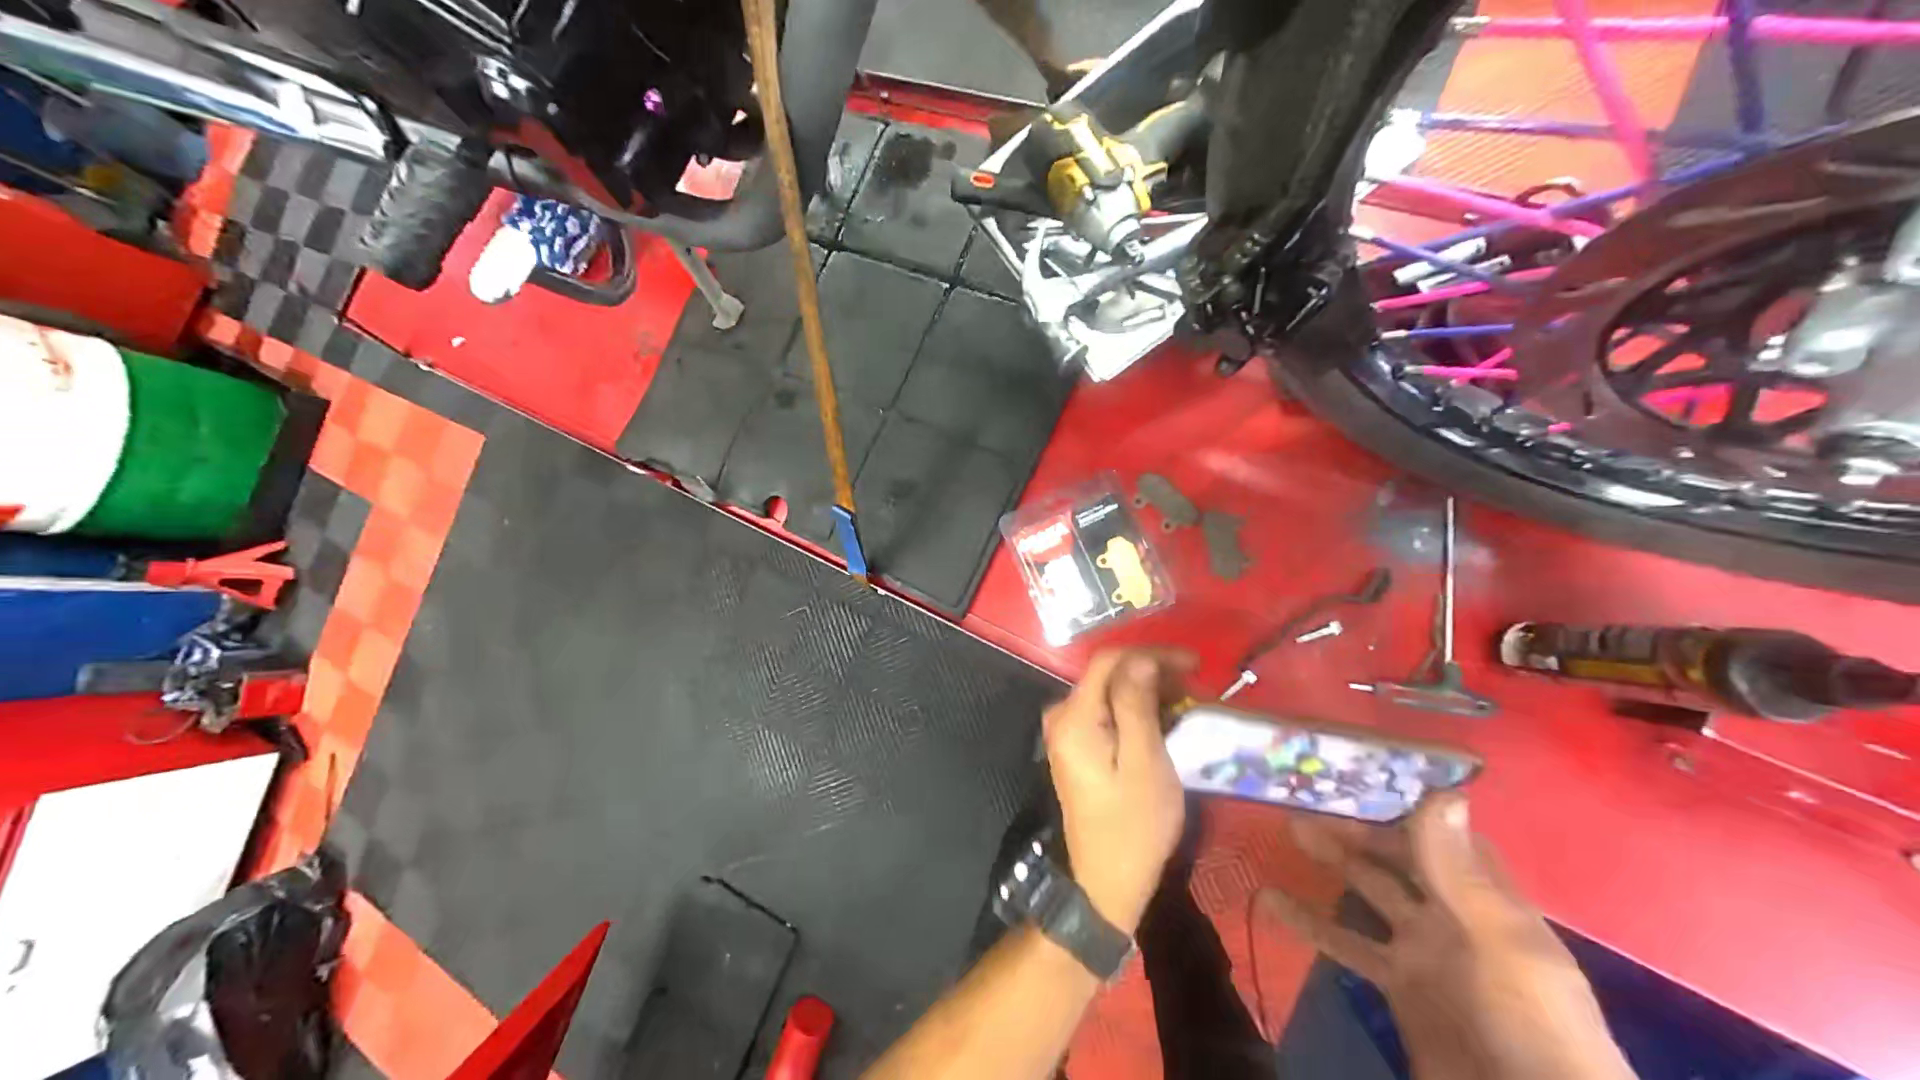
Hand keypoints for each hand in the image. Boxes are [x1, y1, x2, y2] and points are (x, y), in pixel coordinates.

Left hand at [1042, 649, 1191, 934]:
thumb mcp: (1144, 762)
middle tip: (1197, 687)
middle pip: (1108, 675)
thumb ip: (1137, 705)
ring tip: (1188, 702)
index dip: (1152, 654)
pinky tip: (1165, 720)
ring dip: (1148, 692)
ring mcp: (1066, 733)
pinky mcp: (1077, 748)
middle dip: (1153, 673)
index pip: (1109, 661)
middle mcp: (1062, 717)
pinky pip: (1106, 713)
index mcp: (1074, 717)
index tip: (1195, 665)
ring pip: (1109, 693)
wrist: (1107, 882)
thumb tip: (1141, 659)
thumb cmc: (1134, 825)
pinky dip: (1136, 711)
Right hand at [1258, 794, 1634, 1079]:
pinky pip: (1345, 943)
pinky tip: (1271, 899)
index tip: (1359, 775)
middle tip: (1309, 797)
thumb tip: (1442, 790)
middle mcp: (1452, 916)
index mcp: (1484, 899)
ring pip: (1367, 892)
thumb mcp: (1495, 941)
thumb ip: (1456, 870)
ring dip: (1331, 861)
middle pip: (1398, 857)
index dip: (1405, 805)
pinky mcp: (1395, 986)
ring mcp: (1421, 952)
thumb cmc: (1525, 1020)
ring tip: (1289, 829)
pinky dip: (1308, 922)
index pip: (1442, 835)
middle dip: (1357, 827)